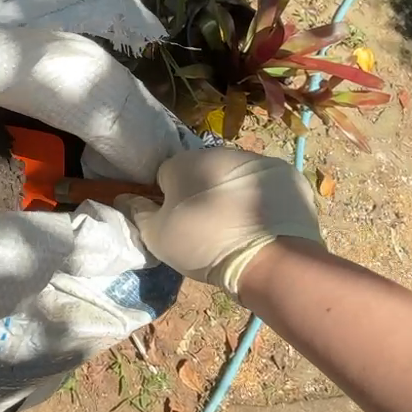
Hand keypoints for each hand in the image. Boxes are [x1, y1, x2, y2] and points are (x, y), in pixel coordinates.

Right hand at [117, 147, 321, 293]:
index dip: (167, 199)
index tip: (175, 221)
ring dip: (231, 193)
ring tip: (237, 228)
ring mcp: (257, 160)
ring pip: (234, 175)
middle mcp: (219, 152)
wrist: (270, 260)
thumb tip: (124, 197)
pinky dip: (261, 198)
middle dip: (200, 192)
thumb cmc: (204, 245)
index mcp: (184, 162)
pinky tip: (263, 224)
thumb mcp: (157, 236)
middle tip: (205, 227)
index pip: (164, 175)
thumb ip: (137, 212)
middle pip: (201, 171)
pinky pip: (264, 184)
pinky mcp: (288, 174)